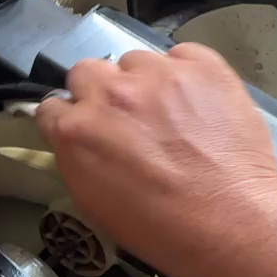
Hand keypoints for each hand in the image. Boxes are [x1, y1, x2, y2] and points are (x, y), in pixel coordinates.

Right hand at [34, 43, 276, 274]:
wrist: (225, 220)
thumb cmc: (157, 223)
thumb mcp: (89, 198)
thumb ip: (73, 155)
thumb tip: (76, 138)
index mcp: (74, 130)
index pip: (51, 106)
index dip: (67, 118)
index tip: (81, 127)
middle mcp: (110, 94)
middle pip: (85, 70)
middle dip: (96, 90)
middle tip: (119, 116)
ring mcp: (157, 76)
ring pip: (134, 60)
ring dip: (141, 81)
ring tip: (165, 111)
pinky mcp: (203, 68)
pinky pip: (182, 53)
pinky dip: (183, 72)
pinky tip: (193, 100)